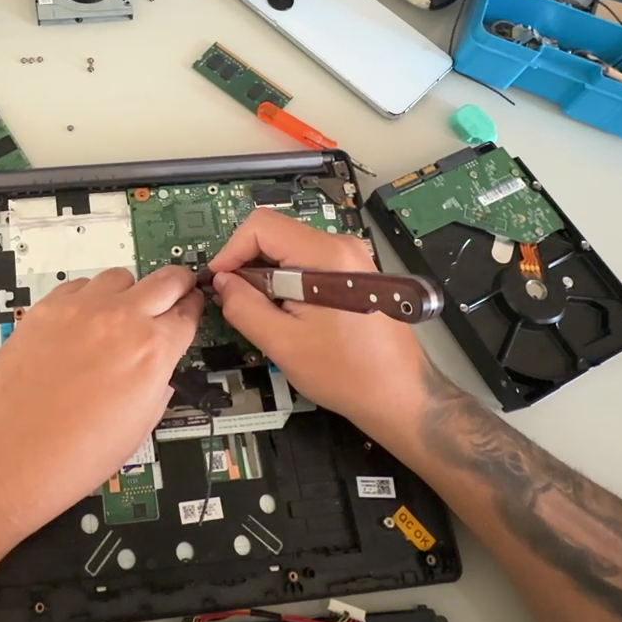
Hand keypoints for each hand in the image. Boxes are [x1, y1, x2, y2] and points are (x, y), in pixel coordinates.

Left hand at [0, 266, 202, 540]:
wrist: (6, 457)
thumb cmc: (73, 457)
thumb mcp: (140, 427)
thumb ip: (157, 382)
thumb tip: (159, 364)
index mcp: (152, 352)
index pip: (189, 313)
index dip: (195, 312)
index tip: (193, 311)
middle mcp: (121, 319)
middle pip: (167, 279)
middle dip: (178, 286)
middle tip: (176, 296)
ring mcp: (81, 308)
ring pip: (121, 276)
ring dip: (130, 291)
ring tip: (121, 316)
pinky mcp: (46, 307)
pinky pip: (80, 286)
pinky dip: (89, 298)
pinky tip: (82, 324)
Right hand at [208, 210, 440, 442]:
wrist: (402, 395)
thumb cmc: (347, 373)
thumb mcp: (283, 344)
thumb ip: (244, 307)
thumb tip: (222, 282)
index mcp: (326, 256)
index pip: (261, 226)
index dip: (232, 251)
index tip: (220, 282)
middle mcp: (340, 246)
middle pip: (275, 234)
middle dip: (248, 265)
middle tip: (240, 303)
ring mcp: (350, 258)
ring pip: (288, 250)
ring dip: (267, 277)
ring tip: (266, 314)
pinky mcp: (353, 273)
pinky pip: (305, 263)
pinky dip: (286, 282)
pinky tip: (289, 314)